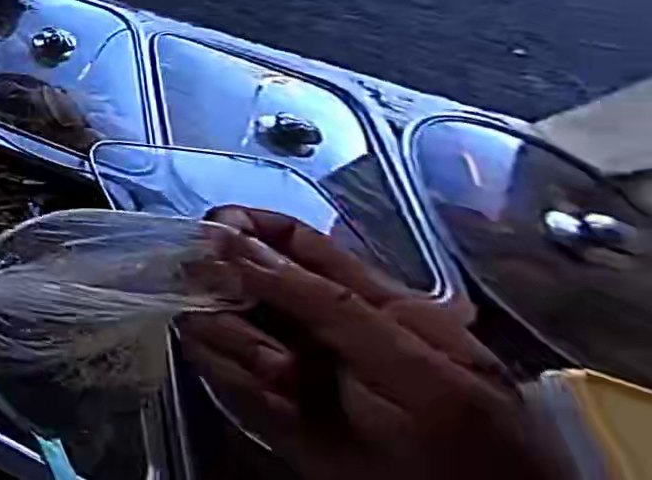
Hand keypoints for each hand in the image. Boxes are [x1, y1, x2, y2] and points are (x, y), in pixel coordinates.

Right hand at [181, 208, 550, 479]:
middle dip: (225, 288)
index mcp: (362, 298)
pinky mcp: (253, 394)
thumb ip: (325, 301)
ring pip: (211, 314)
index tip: (209, 232)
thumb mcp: (417, 372)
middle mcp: (308, 319)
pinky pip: (209, 361)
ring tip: (280, 381)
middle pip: (232, 271)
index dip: (243, 223)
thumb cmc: (465, 451)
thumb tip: (226, 238)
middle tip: (230, 305)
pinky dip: (232, 377)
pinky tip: (273, 403)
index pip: (288, 237)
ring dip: (235, 341)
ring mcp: (277, 356)